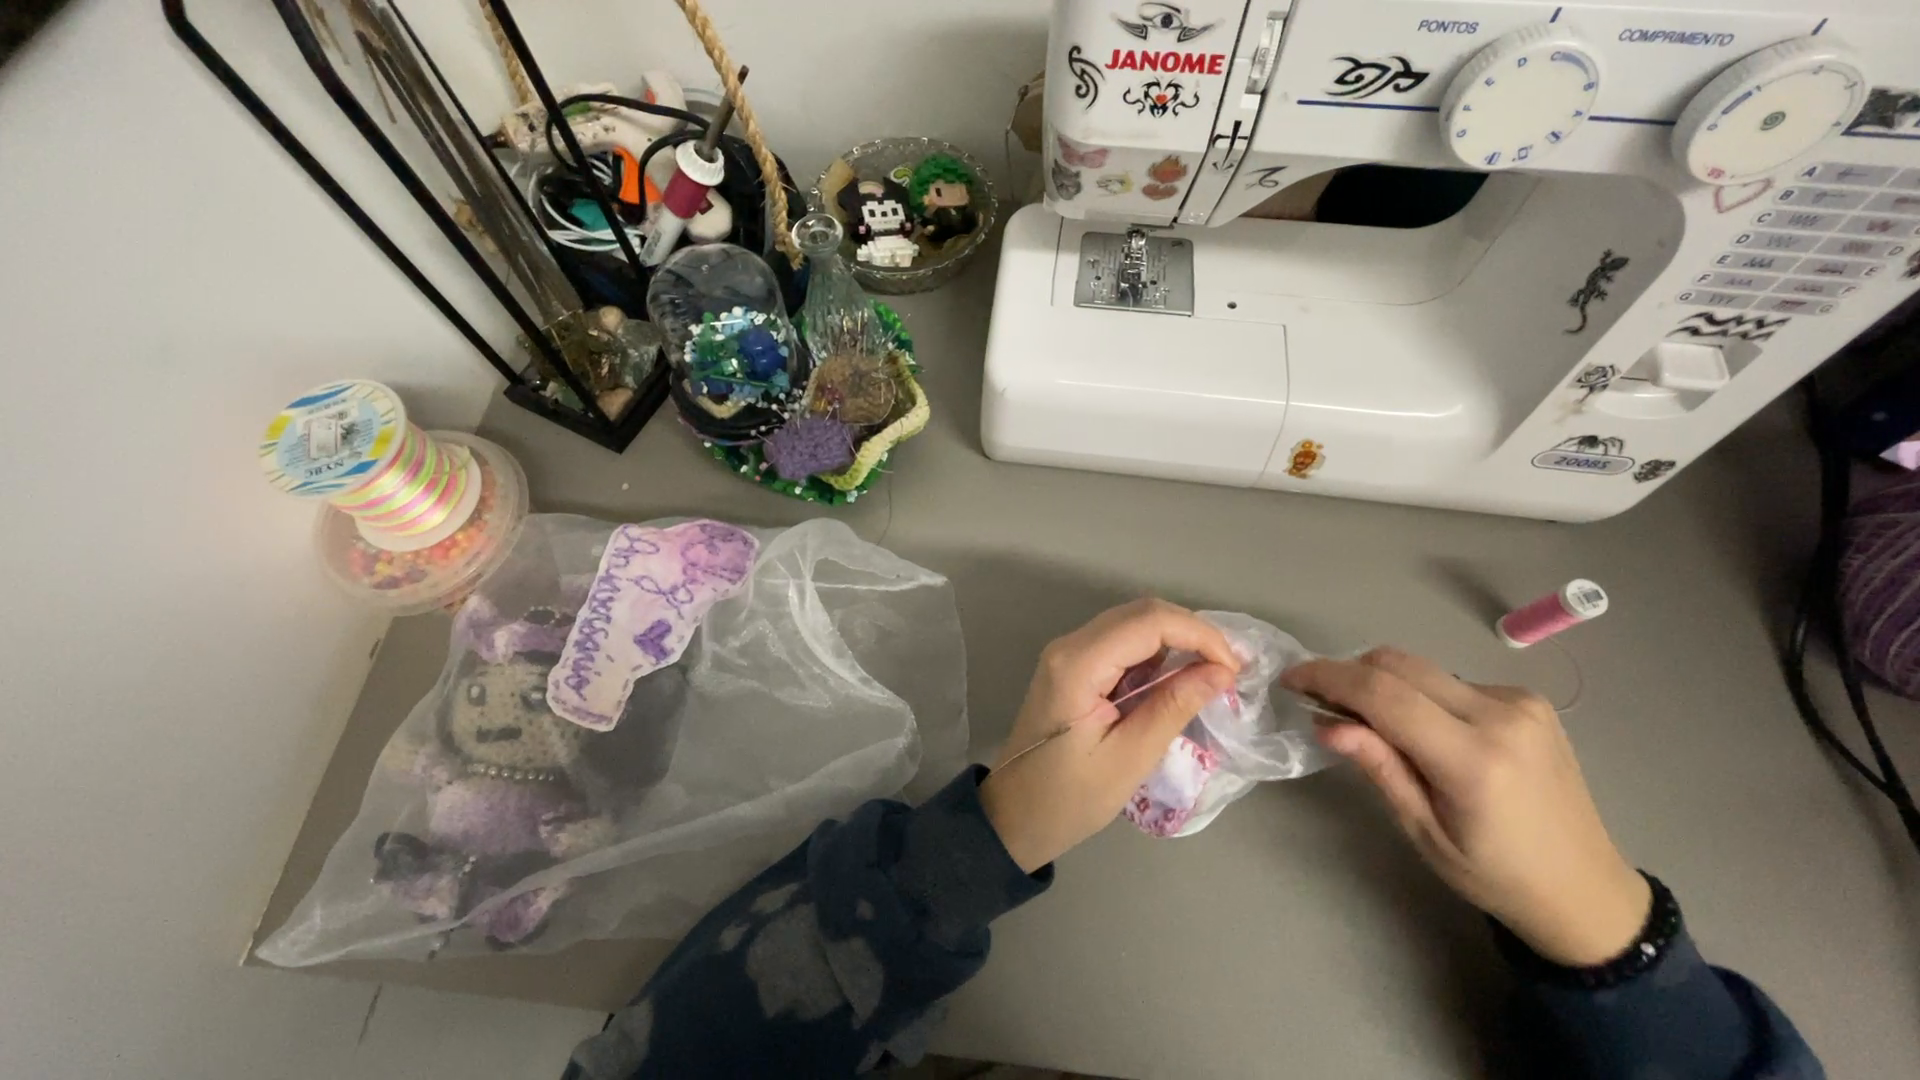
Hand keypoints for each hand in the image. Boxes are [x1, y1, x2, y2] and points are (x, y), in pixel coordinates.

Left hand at [979, 599, 1239, 872]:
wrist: (1013, 817)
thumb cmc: (1068, 798)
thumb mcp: (1129, 759)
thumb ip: (1173, 707)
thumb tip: (1221, 671)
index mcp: (1077, 664)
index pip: (1148, 621)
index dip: (1199, 635)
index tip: (1234, 669)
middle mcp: (1069, 646)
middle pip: (1141, 613)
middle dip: (1192, 633)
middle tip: (1230, 670)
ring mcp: (1068, 655)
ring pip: (1133, 625)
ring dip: (1177, 642)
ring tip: (1214, 675)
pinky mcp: (1073, 668)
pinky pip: (1121, 645)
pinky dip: (1156, 655)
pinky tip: (1179, 681)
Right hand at [1282, 647, 1650, 966]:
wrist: (1587, 889)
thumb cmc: (1495, 874)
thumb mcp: (1424, 832)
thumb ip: (1379, 768)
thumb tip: (1327, 723)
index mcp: (1474, 759)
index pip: (1383, 695)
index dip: (1328, 678)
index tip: (1291, 679)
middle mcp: (1501, 715)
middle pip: (1399, 666)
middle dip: (1348, 674)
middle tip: (1318, 699)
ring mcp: (1520, 702)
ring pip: (1422, 668)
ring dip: (1382, 683)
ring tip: (1363, 719)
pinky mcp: (1528, 700)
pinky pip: (1450, 681)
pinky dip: (1417, 693)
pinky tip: (1418, 728)